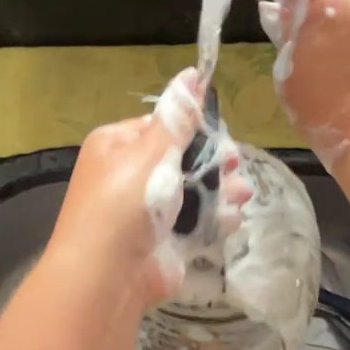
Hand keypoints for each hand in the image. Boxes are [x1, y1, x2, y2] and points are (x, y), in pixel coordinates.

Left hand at [49, 69, 249, 312]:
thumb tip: (192, 74)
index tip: (220, 134)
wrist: (108, 276)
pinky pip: (195, 224)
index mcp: (116, 147)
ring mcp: (146, 214)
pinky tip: (231, 218)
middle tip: (236, 166)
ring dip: (220, 191)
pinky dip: (214, 220)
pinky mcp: (163, 244)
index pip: (159, 128)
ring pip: (192, 193)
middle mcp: (128, 178)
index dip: (192, 130)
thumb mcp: (153, 152)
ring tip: (240, 195)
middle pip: (181, 161)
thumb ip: (178, 117)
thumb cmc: (126, 203)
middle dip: (213, 163)